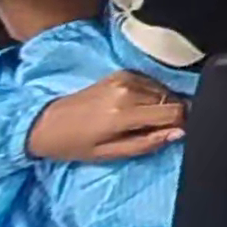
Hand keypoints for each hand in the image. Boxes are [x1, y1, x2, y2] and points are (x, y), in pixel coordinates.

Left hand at [27, 70, 185, 161]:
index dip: (182, 122)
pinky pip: (154, 83)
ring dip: (163, 104)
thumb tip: (179, 133)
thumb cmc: (75, 144)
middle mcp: (127, 91)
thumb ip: (147, 143)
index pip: (174, 112)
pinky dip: (154, 94)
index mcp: (123, 114)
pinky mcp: (124, 73)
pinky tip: (138, 105)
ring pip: (165, 91)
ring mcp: (126, 79)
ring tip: (144, 117)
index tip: (175, 131)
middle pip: (172, 100)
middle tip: (155, 127)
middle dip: (171, 114)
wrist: (45, 123)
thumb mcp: (108, 154)